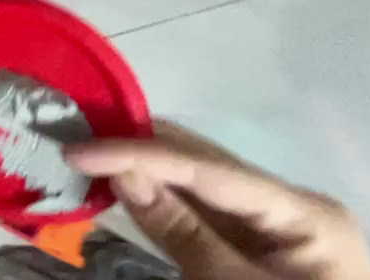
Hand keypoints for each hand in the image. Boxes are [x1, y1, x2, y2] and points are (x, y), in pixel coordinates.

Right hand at [67, 122, 369, 279]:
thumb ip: (184, 234)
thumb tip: (120, 174)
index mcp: (302, 211)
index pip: (204, 166)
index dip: (135, 153)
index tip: (74, 150)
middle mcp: (285, 199)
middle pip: (195, 157)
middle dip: (130, 147)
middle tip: (66, 136)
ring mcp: (265, 215)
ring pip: (185, 171)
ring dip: (131, 162)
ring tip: (78, 150)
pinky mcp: (244, 232)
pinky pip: (188, 197)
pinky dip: (146, 186)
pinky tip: (109, 177)